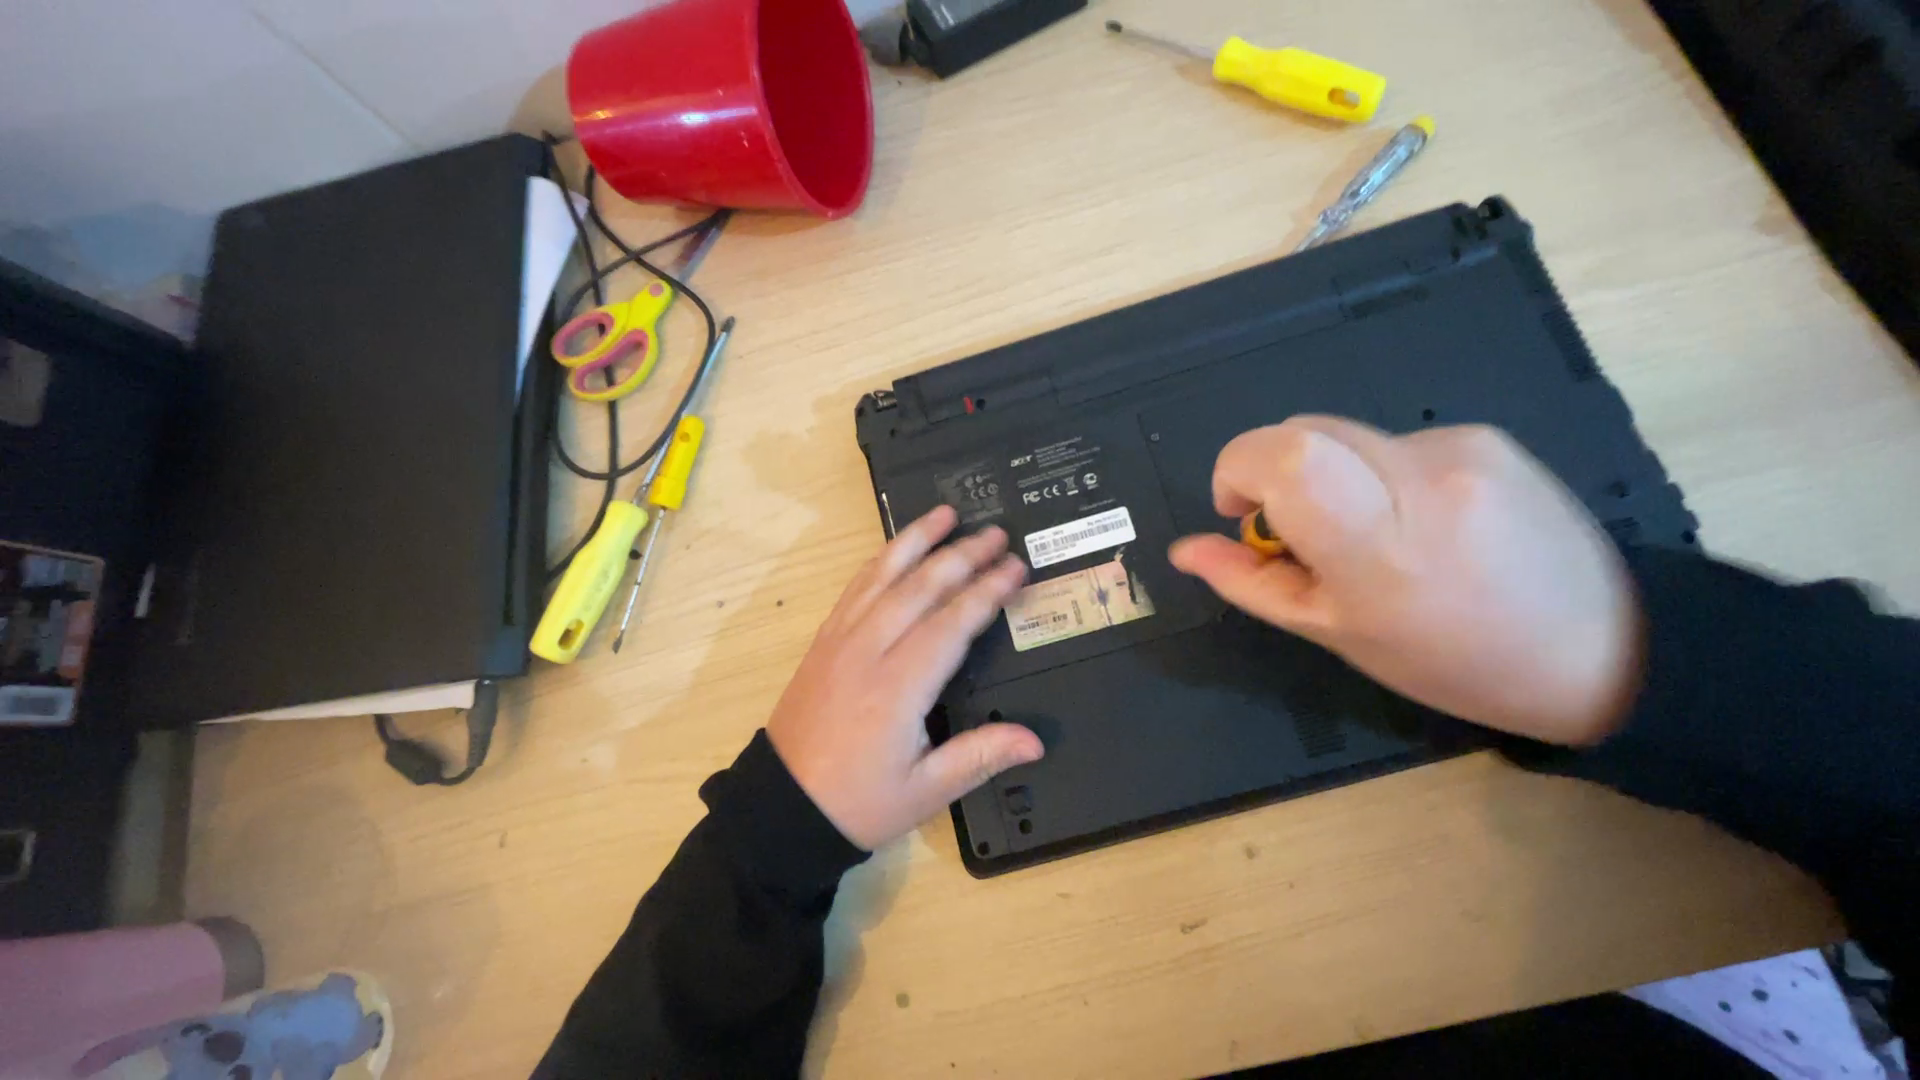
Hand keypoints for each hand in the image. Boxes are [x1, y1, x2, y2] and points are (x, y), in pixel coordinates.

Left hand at [766, 505, 1043, 849]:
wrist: (783, 807)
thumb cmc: (859, 802)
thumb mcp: (925, 791)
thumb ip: (980, 756)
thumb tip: (1035, 740)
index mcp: (898, 688)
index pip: (952, 624)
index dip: (987, 592)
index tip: (1015, 568)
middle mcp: (868, 652)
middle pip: (921, 588)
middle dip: (962, 556)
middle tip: (996, 534)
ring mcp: (840, 641)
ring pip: (882, 576)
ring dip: (916, 541)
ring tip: (945, 513)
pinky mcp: (823, 642)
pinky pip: (854, 588)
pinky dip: (880, 561)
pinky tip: (896, 548)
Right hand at [1168, 417, 1641, 745]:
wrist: (1604, 649)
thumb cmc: (1450, 661)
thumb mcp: (1335, 634)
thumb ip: (1251, 583)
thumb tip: (1186, 549)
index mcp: (1376, 541)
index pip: (1282, 453)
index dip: (1238, 469)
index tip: (1239, 512)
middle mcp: (1418, 475)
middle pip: (1302, 430)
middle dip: (1273, 472)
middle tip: (1298, 534)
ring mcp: (1458, 447)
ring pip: (1344, 435)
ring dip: (1328, 475)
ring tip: (1371, 535)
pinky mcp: (1484, 435)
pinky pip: (1393, 440)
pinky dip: (1377, 474)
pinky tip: (1417, 522)